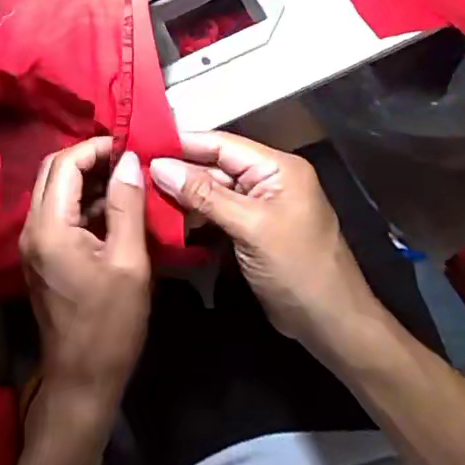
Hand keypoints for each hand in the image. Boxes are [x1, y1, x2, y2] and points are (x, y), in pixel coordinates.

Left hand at [21, 137, 150, 410]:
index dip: (97, 147)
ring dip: (89, 178)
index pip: (65, 164)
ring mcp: (34, 244)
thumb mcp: (129, 261)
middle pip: (54, 171)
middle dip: (90, 157)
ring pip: (56, 190)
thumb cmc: (110, 324)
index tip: (131, 145)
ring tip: (130, 178)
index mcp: (50, 228)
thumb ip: (126, 205)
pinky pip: (60, 212)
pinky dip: (85, 201)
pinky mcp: (43, 256)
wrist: (83, 380)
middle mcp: (32, 229)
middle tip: (130, 159)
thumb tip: (130, 159)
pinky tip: (117, 207)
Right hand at [149, 132, 380, 347]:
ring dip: (183, 196)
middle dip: (179, 171)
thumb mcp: (250, 227)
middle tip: (135, 173)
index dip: (184, 143)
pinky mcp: (252, 232)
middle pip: (216, 167)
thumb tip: (160, 166)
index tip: (144, 143)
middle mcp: (268, 181)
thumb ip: (204, 195)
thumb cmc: (297, 267)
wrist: (330, 322)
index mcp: (277, 168)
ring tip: (142, 195)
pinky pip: (218, 215)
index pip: (223, 145)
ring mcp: (260, 207)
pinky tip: (165, 219)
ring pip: (214, 192)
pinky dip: (195, 217)